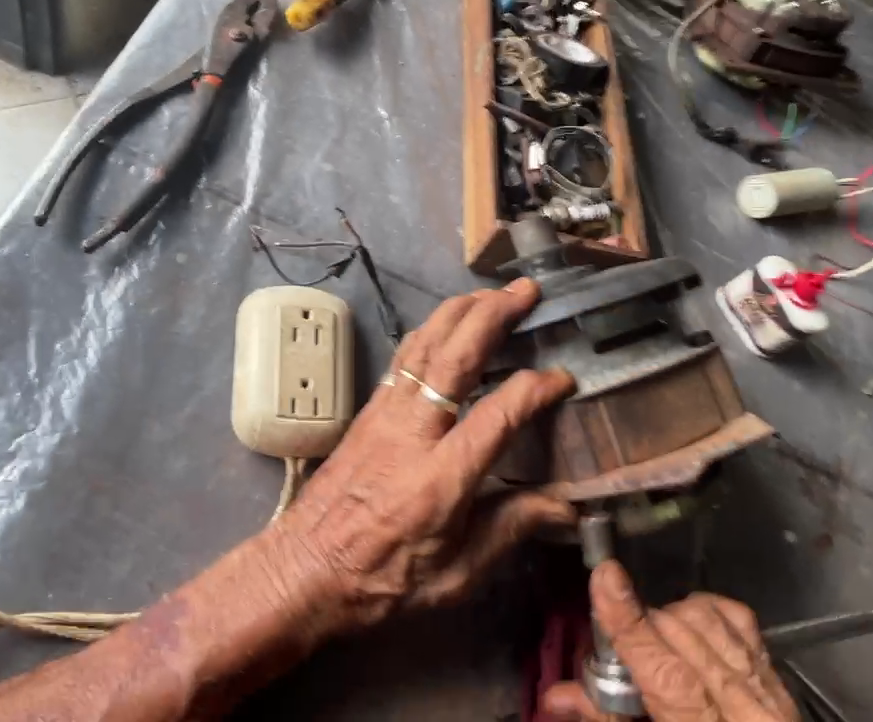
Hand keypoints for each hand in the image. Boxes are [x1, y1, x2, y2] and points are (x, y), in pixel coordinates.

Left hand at [266, 279, 577, 633]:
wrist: (306, 569)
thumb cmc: (384, 580)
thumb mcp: (456, 574)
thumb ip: (511, 529)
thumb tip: (567, 506)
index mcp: (441, 479)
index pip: (497, 416)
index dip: (534, 389)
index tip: (563, 377)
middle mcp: (412, 432)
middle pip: (454, 357)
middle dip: (492, 316)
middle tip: (525, 291)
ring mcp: (385, 414)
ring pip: (423, 345)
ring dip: (459, 311)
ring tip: (491, 293)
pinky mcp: (368, 410)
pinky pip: (402, 358)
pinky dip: (429, 331)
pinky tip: (446, 322)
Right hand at [542, 564, 798, 721]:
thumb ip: (609, 721)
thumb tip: (557, 694)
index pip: (668, 676)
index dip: (632, 624)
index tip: (605, 577)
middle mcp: (747, 715)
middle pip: (685, 639)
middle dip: (641, 625)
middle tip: (617, 641)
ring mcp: (771, 698)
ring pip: (712, 622)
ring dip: (671, 617)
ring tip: (653, 639)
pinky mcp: (780, 683)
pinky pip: (740, 622)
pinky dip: (708, 612)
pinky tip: (689, 624)